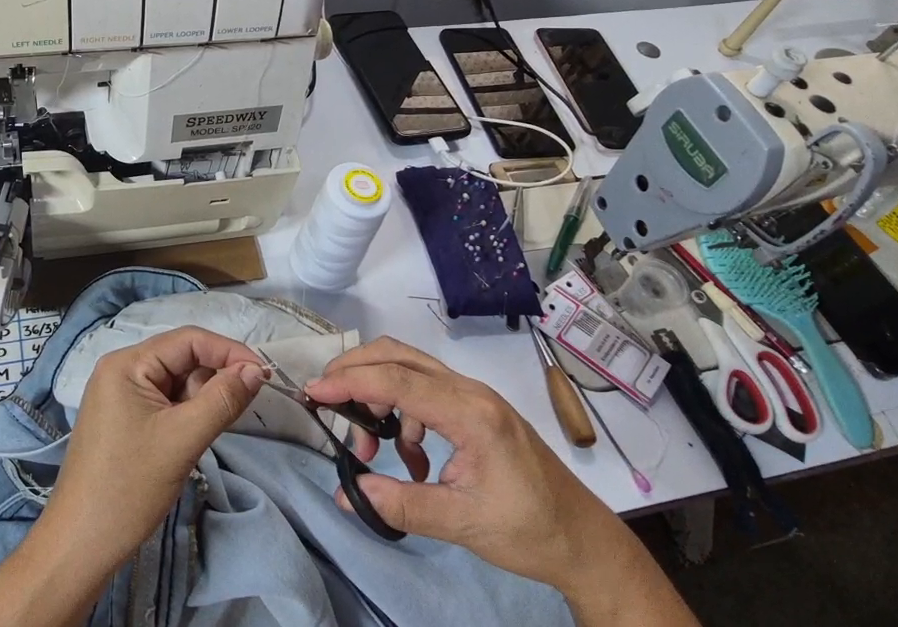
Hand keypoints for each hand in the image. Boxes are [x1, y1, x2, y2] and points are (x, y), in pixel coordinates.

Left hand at [43, 326, 267, 566]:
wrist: (81, 544)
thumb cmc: (128, 487)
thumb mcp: (182, 439)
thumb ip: (222, 399)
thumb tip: (255, 370)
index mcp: (127, 364)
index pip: (188, 340)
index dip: (229, 351)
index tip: (263, 374)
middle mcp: (123, 371)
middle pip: (183, 358)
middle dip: (217, 376)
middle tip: (245, 403)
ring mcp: (123, 397)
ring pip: (179, 382)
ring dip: (204, 397)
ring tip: (215, 426)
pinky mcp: (127, 421)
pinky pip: (168, 403)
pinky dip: (190, 413)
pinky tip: (199, 433)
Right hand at [304, 337, 629, 590]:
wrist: (583, 540)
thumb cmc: (530, 530)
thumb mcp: (462, 523)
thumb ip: (402, 504)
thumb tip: (349, 493)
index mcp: (471, 413)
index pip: (398, 380)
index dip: (350, 382)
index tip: (313, 393)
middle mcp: (470, 392)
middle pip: (399, 356)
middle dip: (356, 371)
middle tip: (326, 402)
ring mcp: (474, 397)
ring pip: (409, 370)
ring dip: (377, 397)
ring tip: (367, 446)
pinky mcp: (474, 410)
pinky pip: (424, 394)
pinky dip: (401, 416)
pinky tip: (408, 460)